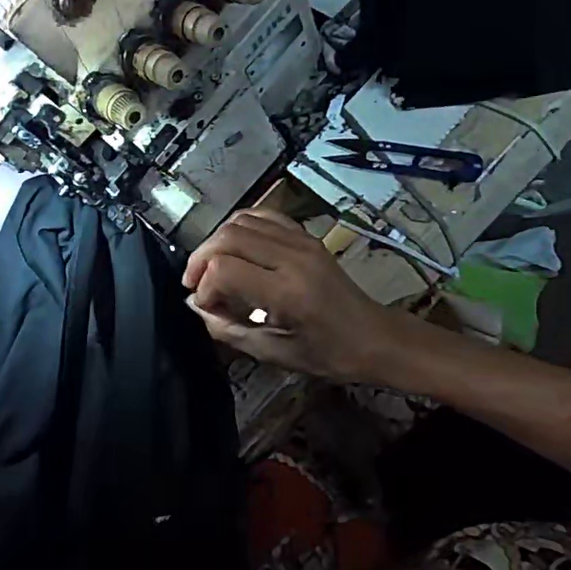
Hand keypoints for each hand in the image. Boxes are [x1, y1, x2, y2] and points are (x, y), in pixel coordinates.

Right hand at [182, 208, 425, 382]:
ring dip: (217, 242)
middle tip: (195, 283)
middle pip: (227, 237)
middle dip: (201, 259)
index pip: (225, 269)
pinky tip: (235, 248)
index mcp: (287, 292)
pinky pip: (262, 215)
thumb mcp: (274, 353)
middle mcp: (292, 257)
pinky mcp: (304, 235)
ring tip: (212, 266)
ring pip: (240, 221)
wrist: (375, 337)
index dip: (204, 286)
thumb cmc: (328, 354)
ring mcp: (300, 241)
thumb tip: (196, 308)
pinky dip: (239, 227)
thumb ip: (229, 330)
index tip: (205, 306)